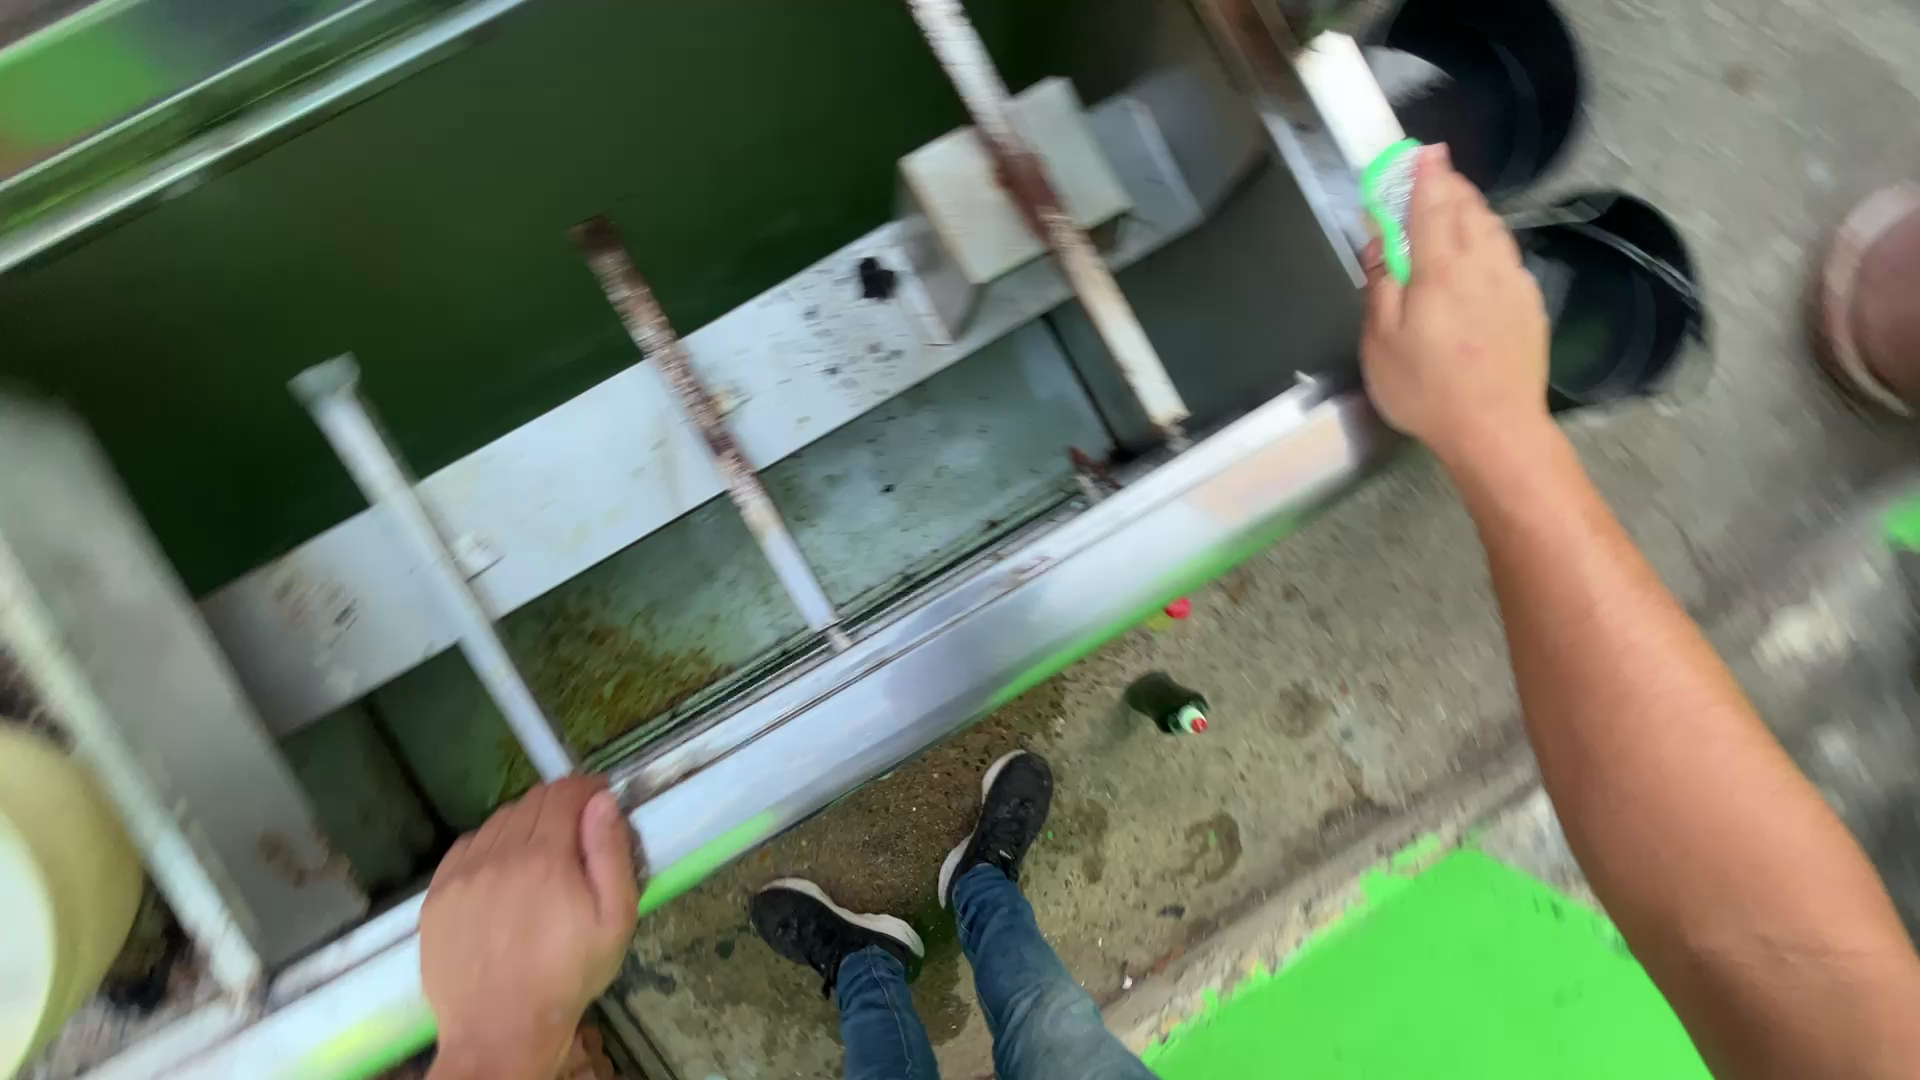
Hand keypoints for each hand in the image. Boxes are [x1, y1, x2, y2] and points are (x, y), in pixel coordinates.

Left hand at [422, 777, 639, 1079]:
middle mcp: (499, 856)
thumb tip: (602, 800)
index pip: (565, 792)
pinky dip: (491, 843)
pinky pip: (467, 845)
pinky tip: (504, 867)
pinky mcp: (436, 898)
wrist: (500, 1033)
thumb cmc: (569, 973)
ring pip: (500, 820)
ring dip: (526, 822)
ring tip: (542, 851)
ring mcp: (462, 876)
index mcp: (547, 857)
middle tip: (578, 829)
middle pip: (533, 801)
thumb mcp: (616, 916)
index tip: (601, 799)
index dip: (588, 788)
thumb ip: (612, 852)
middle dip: (561, 804)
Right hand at [1360, 145, 1551, 470]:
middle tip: (1431, 175)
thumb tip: (1380, 242)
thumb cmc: (1425, 389)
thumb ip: (1381, 285)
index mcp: (1442, 271)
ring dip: (1469, 209)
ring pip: (1492, 229)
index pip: (1432, 206)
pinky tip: (1474, 254)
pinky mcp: (1529, 303)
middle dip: (1448, 186)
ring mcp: (1514, 282)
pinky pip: (1505, 255)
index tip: (1420, 152)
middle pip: (1468, 209)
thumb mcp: (1381, 342)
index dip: (1424, 176)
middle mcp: (1484, 265)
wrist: (1494, 427)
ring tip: (1451, 206)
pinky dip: (1485, 240)